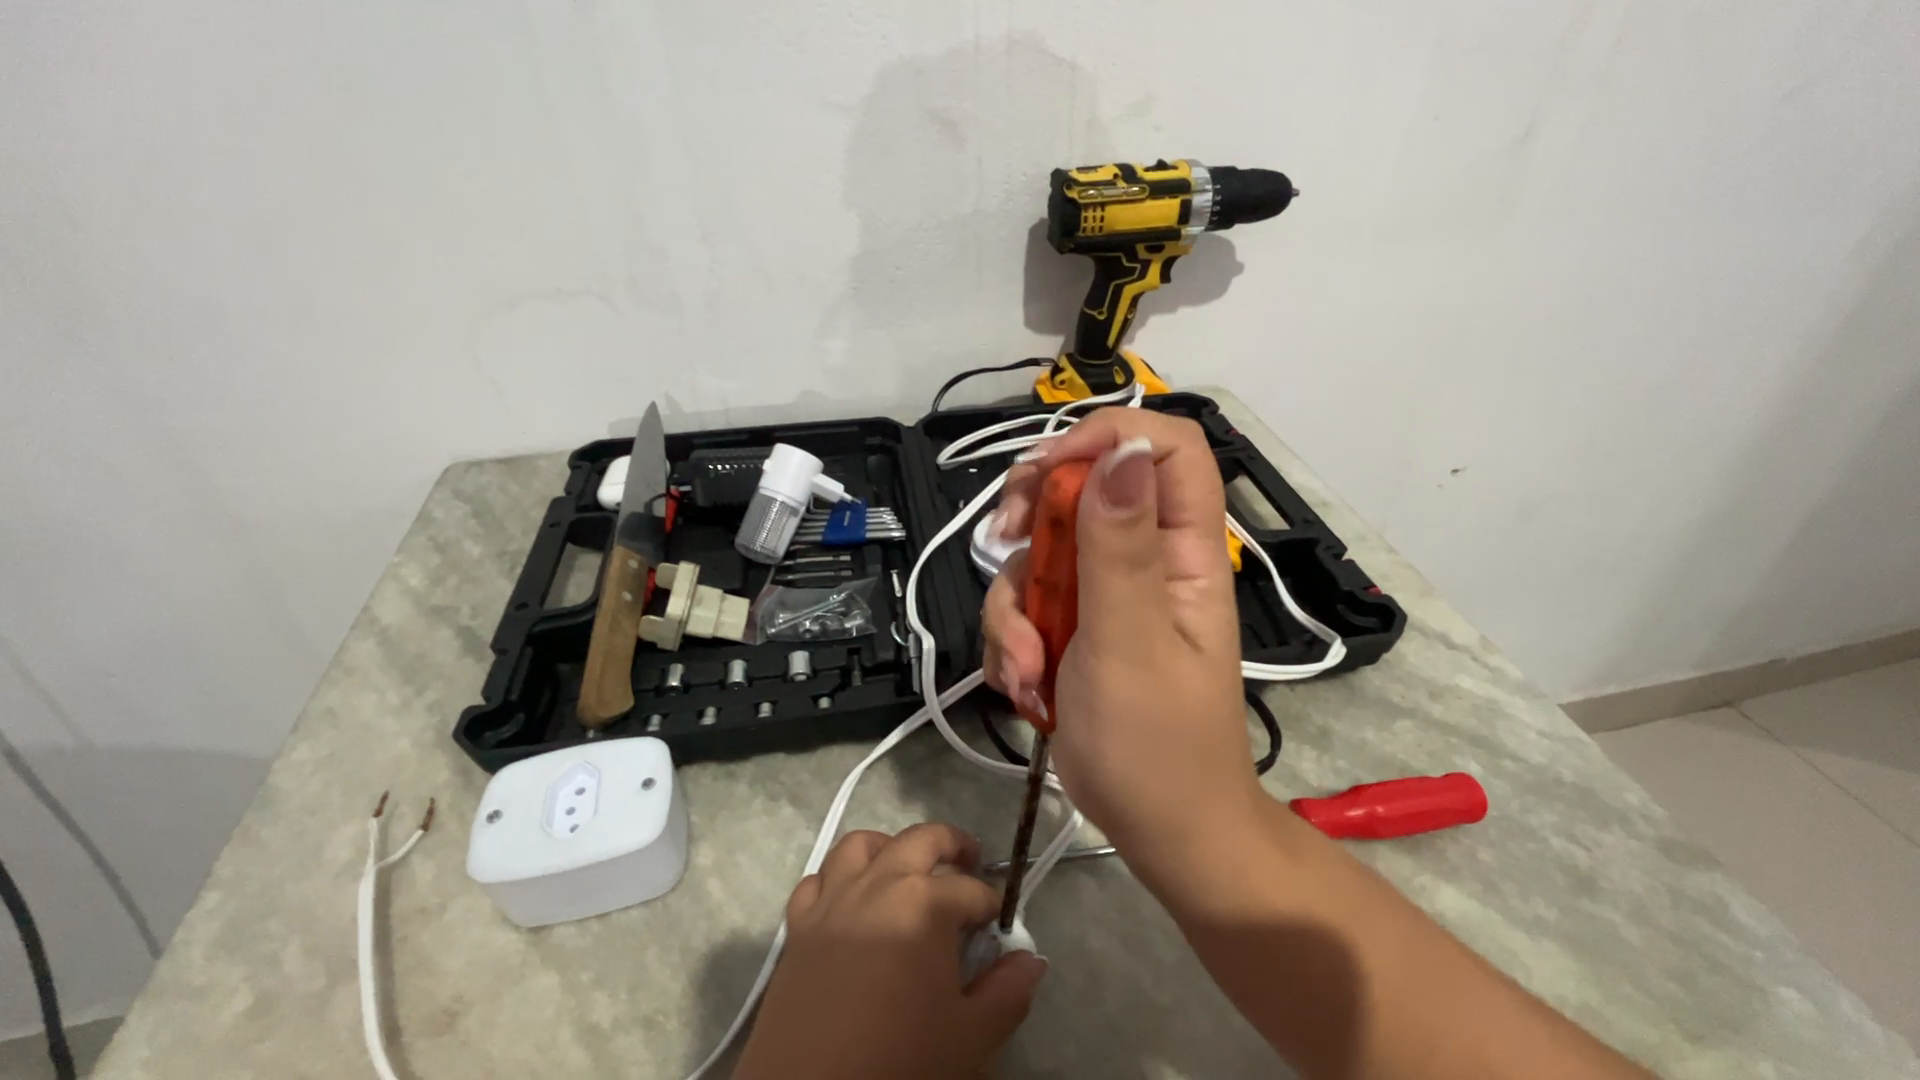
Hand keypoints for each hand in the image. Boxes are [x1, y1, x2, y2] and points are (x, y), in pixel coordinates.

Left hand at [733, 824, 1046, 1079]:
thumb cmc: (899, 1061)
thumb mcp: (970, 1036)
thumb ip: (1007, 991)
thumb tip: (1031, 961)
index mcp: (925, 903)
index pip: (972, 890)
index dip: (992, 906)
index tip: (1000, 927)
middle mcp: (878, 884)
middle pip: (920, 840)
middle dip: (952, 846)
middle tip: (970, 863)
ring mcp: (832, 900)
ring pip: (862, 844)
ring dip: (891, 847)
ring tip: (909, 870)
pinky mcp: (798, 925)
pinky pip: (817, 879)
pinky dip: (839, 878)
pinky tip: (852, 901)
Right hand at [982, 409, 1257, 857]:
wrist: (1157, 830)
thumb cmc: (1157, 744)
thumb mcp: (1131, 641)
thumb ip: (1120, 547)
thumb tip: (1122, 452)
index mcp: (1184, 550)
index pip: (1163, 449)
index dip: (1107, 439)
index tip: (1047, 473)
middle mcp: (1145, 559)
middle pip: (1082, 488)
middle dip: (1032, 517)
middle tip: (1004, 544)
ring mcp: (1104, 595)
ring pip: (1039, 553)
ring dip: (1013, 608)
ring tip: (1024, 668)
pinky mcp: (1071, 629)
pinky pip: (1023, 605)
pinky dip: (1010, 642)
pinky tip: (1024, 686)